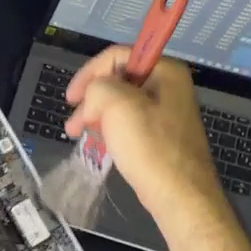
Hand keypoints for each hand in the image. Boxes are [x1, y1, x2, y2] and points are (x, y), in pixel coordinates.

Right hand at [63, 46, 227, 229]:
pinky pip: (127, 122)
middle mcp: (168, 86)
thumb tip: (94, 94)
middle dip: (91, 99)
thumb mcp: (118, 107)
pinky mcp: (160, 134)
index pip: (117, 56)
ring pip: (119, 103)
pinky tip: (101, 144)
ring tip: (81, 136)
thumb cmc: (150, 149)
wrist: (179, 194)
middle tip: (74, 124)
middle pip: (117, 80)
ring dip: (96, 116)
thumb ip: (100, 87)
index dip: (89, 73)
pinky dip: (109, 129)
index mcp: (165, 71)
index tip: (71, 99)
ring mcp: (165, 111)